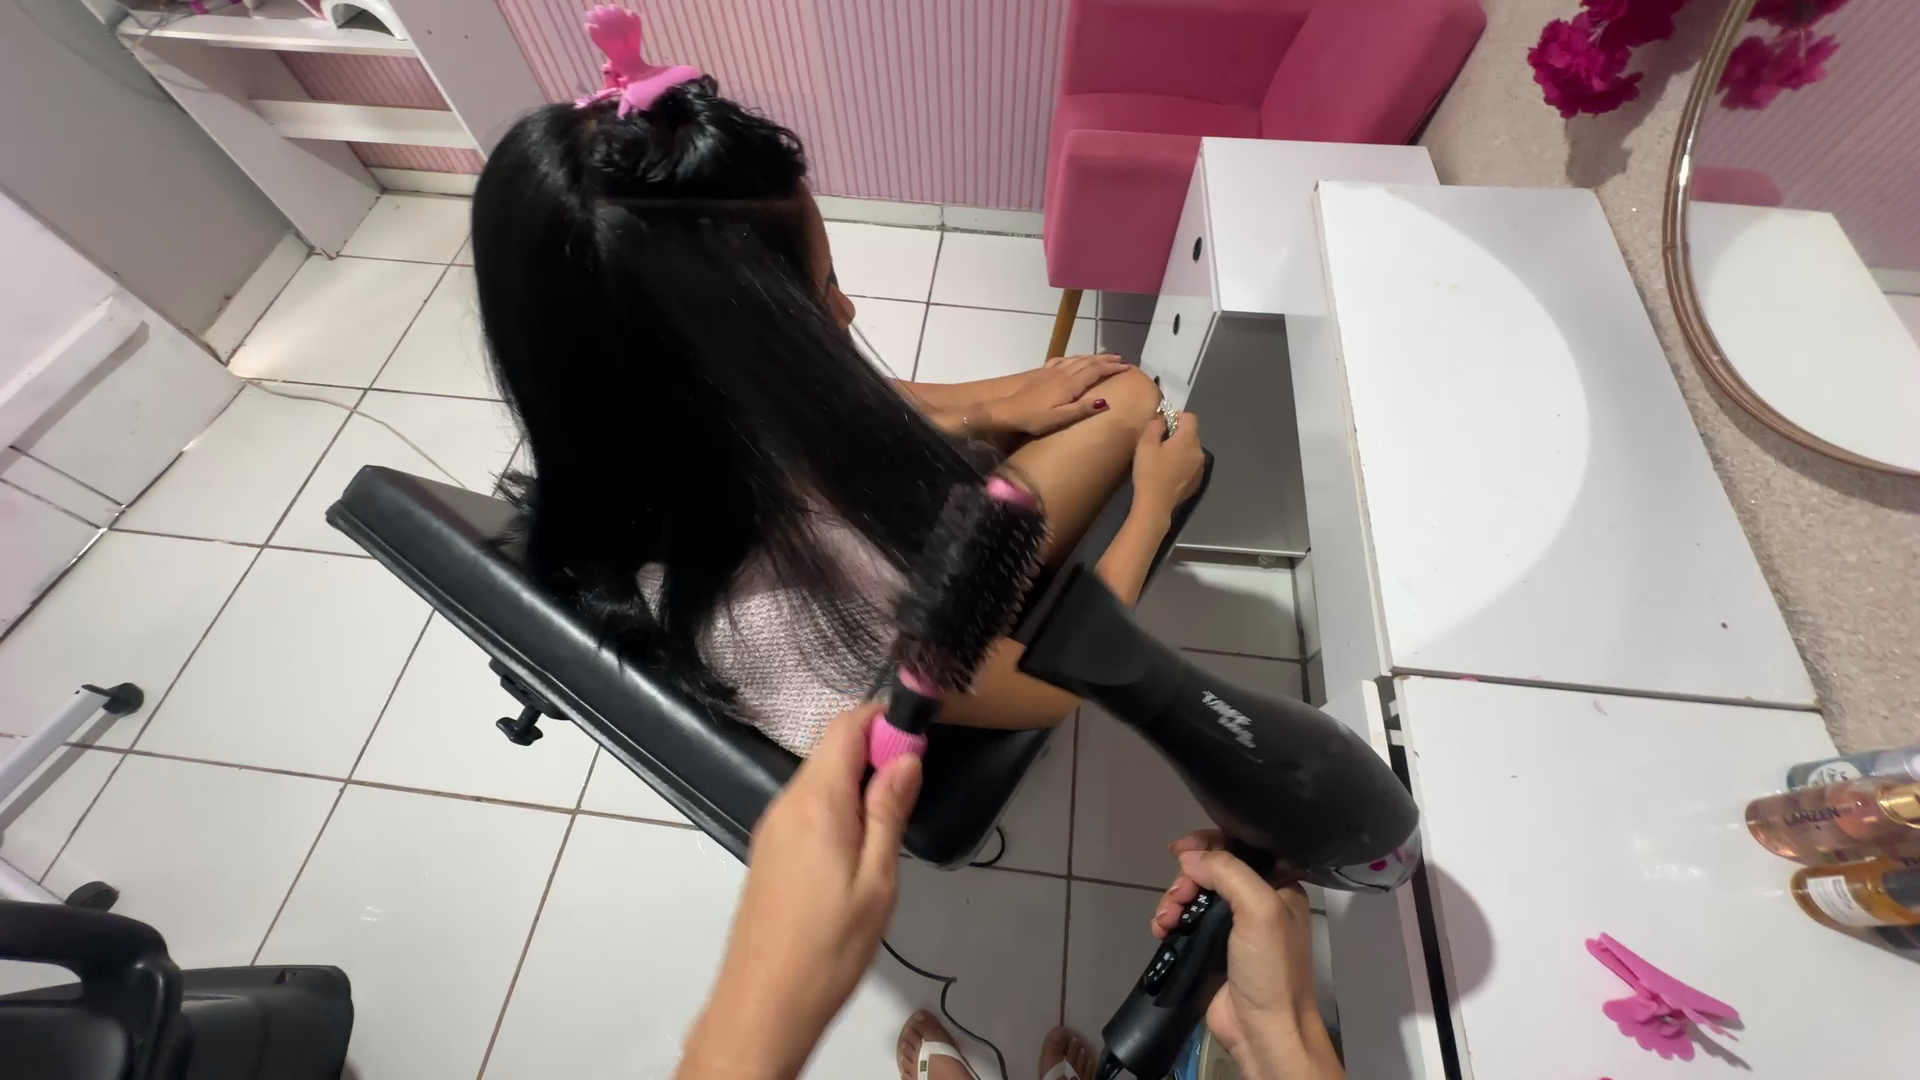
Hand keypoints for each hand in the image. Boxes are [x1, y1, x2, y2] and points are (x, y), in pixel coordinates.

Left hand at [678, 704, 922, 1079]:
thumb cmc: (829, 947)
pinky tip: (857, 841)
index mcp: (816, 802)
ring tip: (889, 818)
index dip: (882, 718)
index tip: (916, 736)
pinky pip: (807, 804)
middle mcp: (788, 802)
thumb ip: (889, 811)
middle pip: (831, 748)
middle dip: (874, 749)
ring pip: (819, 776)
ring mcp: (773, 826)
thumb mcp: (877, 881)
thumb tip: (906, 756)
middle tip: (910, 786)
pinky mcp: (769, 848)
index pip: (846, 727)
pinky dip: (837, 802)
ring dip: (857, 778)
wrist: (761, 1009)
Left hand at [985, 354, 1130, 435]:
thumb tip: (1105, 402)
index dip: (1111, 368)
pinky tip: (1074, 359)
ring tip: (1104, 357)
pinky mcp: (1043, 372)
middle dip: (1106, 359)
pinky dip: (1074, 358)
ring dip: (1092, 357)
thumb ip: (1082, 409)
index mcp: (1070, 384)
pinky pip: (1063, 360)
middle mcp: (1063, 373)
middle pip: (1088, 361)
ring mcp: (1052, 370)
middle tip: (1120, 359)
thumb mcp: (1059, 418)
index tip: (1126, 367)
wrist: (1007, 409)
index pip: (1096, 371)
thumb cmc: (1033, 418)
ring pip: (1077, 359)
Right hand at [1130, 409, 1202, 517]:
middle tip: (1159, 444)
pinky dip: (1183, 464)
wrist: (1156, 504)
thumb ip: (1154, 426)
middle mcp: (1198, 451)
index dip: (1176, 417)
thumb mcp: (1145, 445)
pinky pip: (1191, 464)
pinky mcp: (1197, 480)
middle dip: (1177, 434)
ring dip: (1180, 450)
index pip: (1190, 417)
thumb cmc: (1149, 472)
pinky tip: (1169, 473)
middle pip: (1191, 434)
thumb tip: (1161, 418)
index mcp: (1187, 439)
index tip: (1162, 426)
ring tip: (1164, 460)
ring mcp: (1200, 467)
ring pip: (1191, 450)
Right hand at [1151, 832, 1343, 1079]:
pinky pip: (1184, 919)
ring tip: (1166, 920)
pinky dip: (1169, 919)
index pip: (1239, 846)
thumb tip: (1188, 857)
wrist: (1264, 1034)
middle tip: (1178, 895)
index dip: (1208, 842)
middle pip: (1210, 868)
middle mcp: (1256, 900)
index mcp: (1277, 886)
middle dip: (1186, 877)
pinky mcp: (1211, 947)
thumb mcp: (1259, 910)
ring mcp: (1232, 926)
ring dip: (1173, 900)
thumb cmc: (1271, 969)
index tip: (1181, 851)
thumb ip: (1226, 871)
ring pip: (1193, 892)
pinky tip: (1162, 930)